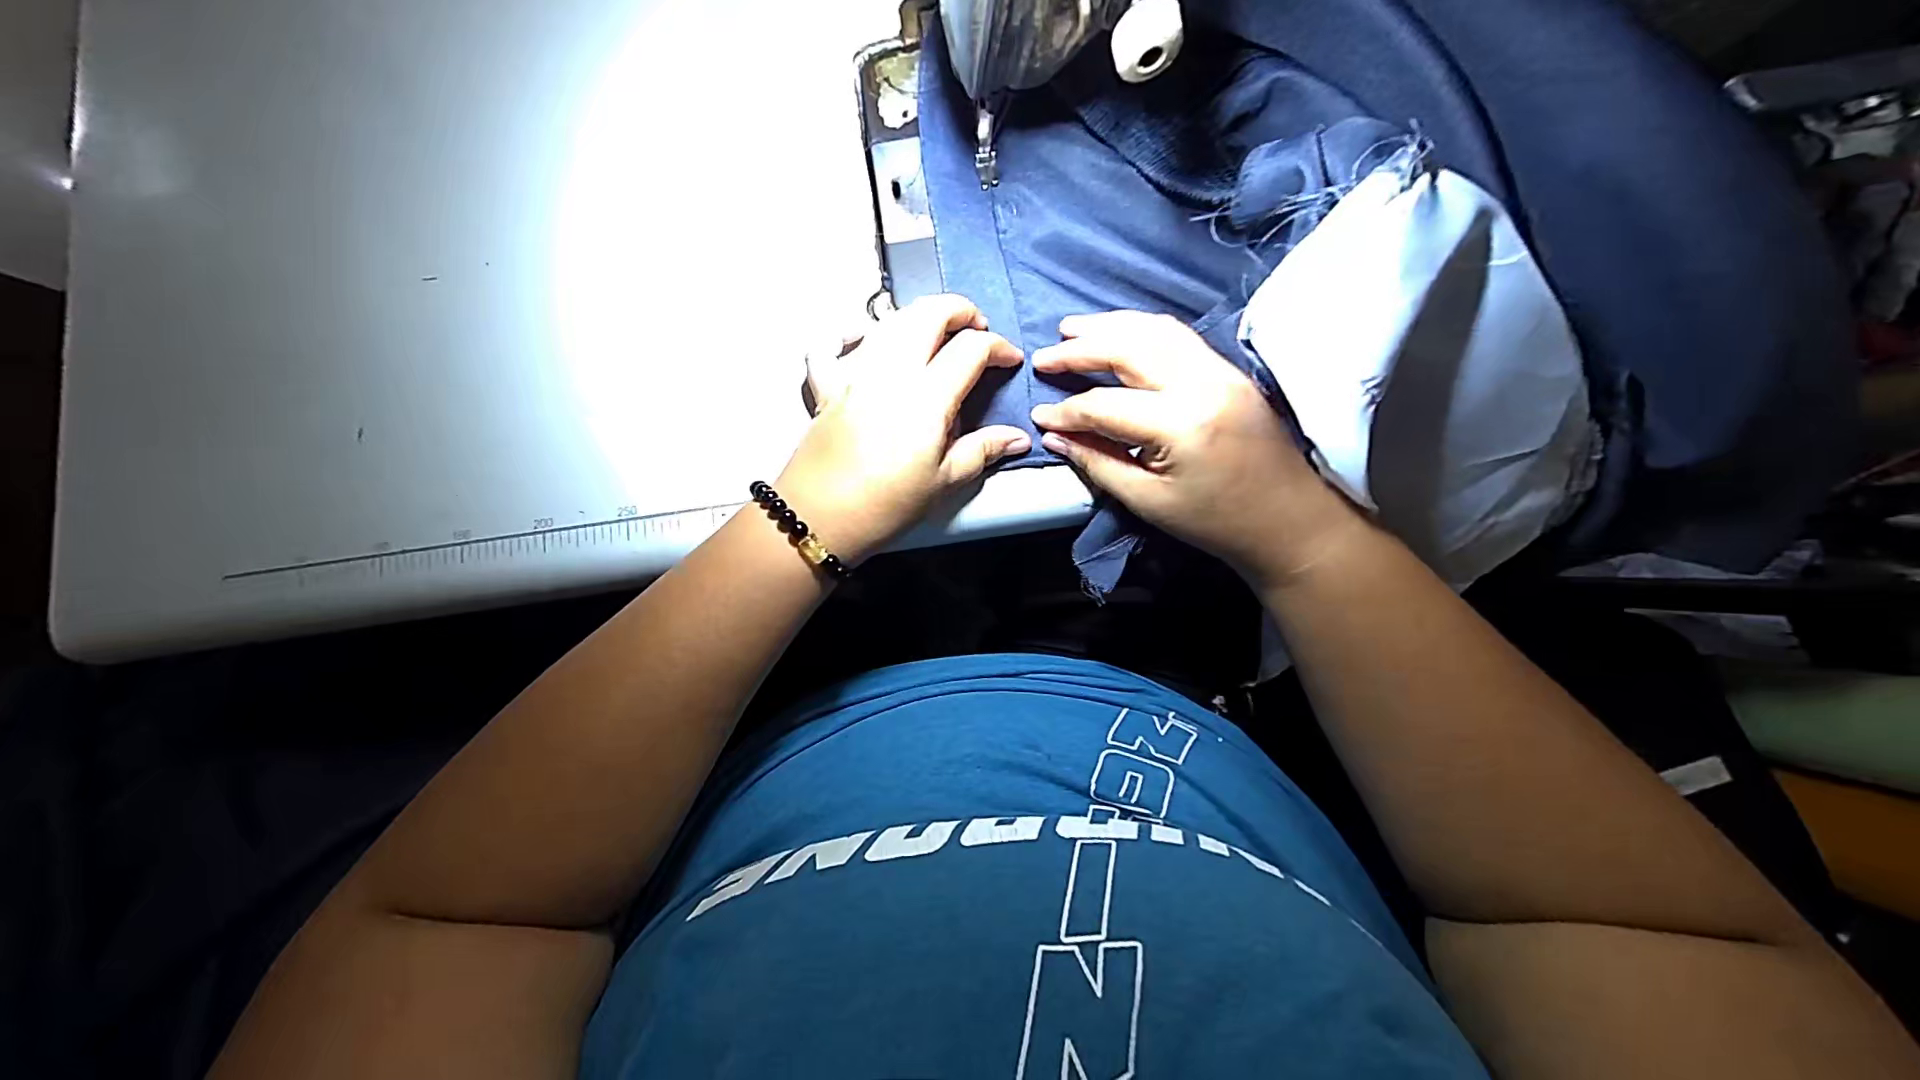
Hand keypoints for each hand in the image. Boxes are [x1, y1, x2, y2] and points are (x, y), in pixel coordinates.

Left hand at [775, 295, 1029, 563]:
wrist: (820, 517)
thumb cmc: (885, 505)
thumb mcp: (944, 481)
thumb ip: (983, 450)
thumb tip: (1017, 438)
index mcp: (926, 396)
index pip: (971, 348)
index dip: (998, 347)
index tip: (1009, 360)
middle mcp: (890, 372)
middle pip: (928, 313)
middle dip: (959, 309)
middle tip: (976, 327)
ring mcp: (854, 373)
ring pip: (887, 320)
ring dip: (916, 315)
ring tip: (932, 332)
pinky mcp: (827, 386)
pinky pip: (831, 344)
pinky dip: (848, 333)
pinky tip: (859, 338)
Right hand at [1029, 311, 1367, 586]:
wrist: (1289, 521)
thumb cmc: (1216, 522)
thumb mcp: (1146, 500)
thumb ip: (1096, 462)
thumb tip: (1056, 436)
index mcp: (1180, 423)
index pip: (1105, 404)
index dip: (1066, 411)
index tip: (1040, 415)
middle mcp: (1201, 384)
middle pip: (1129, 348)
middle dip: (1081, 348)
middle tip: (1046, 355)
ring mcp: (1221, 371)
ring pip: (1155, 330)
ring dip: (1111, 326)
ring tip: (1074, 330)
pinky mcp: (1230, 372)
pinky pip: (1179, 336)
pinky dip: (1142, 330)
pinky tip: (1120, 335)